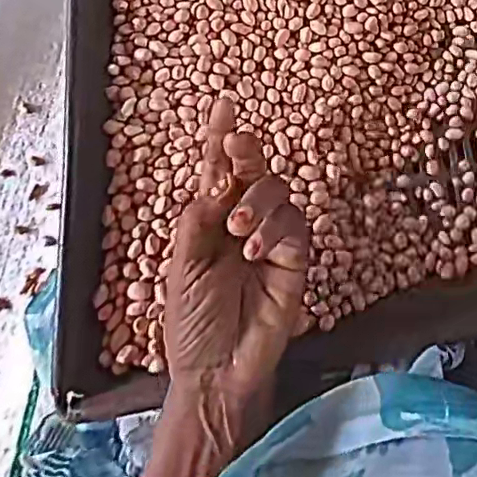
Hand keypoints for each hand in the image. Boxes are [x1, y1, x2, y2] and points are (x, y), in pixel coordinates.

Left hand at [163, 97, 309, 402]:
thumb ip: (197, 224)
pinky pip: (294, 223)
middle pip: (252, 168)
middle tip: (235, 146)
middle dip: (246, 151)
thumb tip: (214, 184)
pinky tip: (255, 248)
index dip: (220, 136)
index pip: (218, 168)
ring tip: (238, 227)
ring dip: (258, 199)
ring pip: (276, 189)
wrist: (217, 371)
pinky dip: (274, 228)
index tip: (224, 105)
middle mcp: (243, 216)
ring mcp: (271, 233)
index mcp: (211, 216)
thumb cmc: (192, 321)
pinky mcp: (294, 254)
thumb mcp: (182, 269)